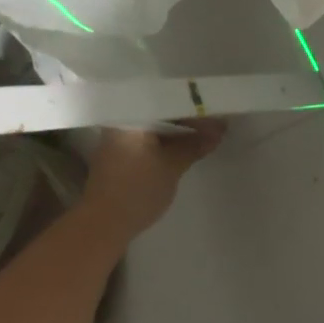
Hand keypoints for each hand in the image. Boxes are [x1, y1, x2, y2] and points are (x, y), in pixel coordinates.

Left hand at [77, 120, 227, 244]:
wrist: (103, 223)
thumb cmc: (138, 190)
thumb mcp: (172, 166)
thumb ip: (194, 144)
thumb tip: (219, 128)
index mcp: (131, 115)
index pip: (167, 99)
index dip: (193, 105)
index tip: (216, 110)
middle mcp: (120, 119)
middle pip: (159, 110)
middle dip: (186, 119)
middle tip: (214, 124)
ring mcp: (116, 136)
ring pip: (153, 125)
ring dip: (175, 131)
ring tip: (203, 135)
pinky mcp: (117, 152)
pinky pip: (145, 138)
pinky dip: (163, 141)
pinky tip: (180, 147)